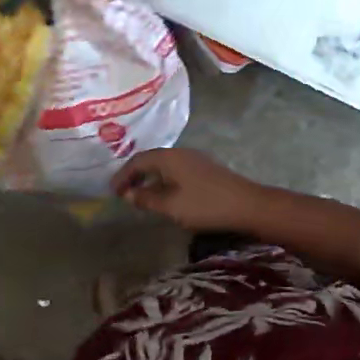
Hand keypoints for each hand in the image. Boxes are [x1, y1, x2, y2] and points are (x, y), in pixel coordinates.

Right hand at [113, 148, 267, 232]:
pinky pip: (176, 170)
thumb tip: (128, 194)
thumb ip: (147, 199)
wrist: (248, 205)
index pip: (138, 160)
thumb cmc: (205, 205)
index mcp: (169, 157)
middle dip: (135, 174)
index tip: (112, 191)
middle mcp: (181, 153)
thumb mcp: (171, 206)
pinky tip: (164, 194)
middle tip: (123, 192)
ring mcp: (196, 160)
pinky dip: (164, 180)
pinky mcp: (206, 170)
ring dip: (150, 178)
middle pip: (151, 159)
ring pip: (165, 165)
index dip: (123, 175)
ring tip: (140, 195)